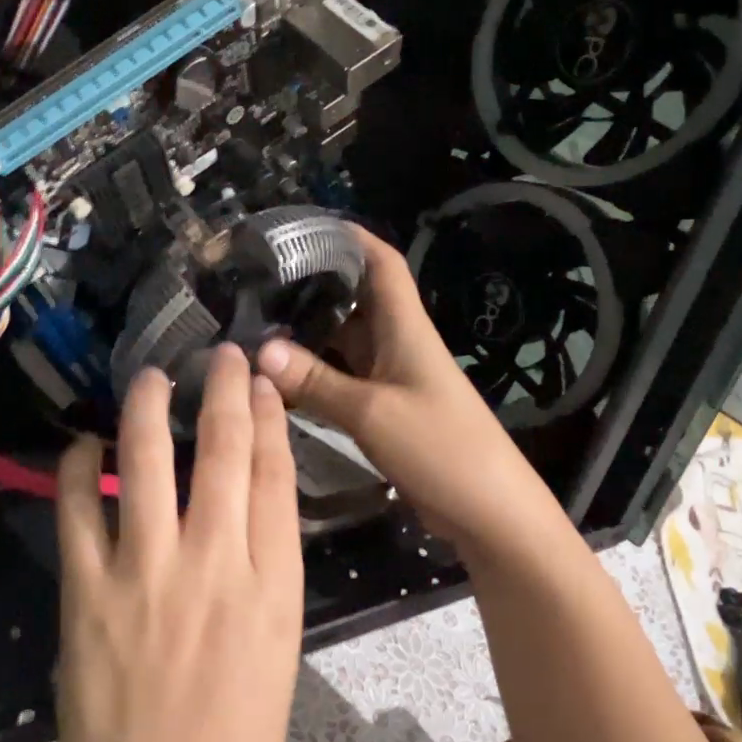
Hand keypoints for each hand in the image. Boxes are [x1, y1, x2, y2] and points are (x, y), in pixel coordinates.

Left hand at [0, 344, 302, 741]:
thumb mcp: (277, 657)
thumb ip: (266, 579)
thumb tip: (249, 511)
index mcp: (272, 589)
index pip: (275, 478)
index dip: (267, 420)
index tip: (260, 384)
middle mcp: (213, 565)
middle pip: (223, 453)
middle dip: (223, 391)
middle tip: (219, 355)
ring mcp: (145, 571)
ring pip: (147, 461)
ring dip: (147, 408)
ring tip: (150, 376)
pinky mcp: (88, 587)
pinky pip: (77, 507)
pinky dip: (77, 468)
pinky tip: (81, 444)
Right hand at [256, 225, 539, 541]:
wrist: (491, 514)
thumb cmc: (442, 449)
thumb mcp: (373, 414)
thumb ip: (316, 382)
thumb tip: (259, 350)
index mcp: (405, 328)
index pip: (380, 263)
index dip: (347, 237)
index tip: (299, 226)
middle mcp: (396, 344)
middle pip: (352, 299)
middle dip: (309, 285)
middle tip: (252, 282)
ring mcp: (390, 379)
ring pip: (341, 341)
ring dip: (304, 333)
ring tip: (250, 323)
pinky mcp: (383, 411)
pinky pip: (340, 379)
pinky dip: (310, 374)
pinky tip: (274, 377)